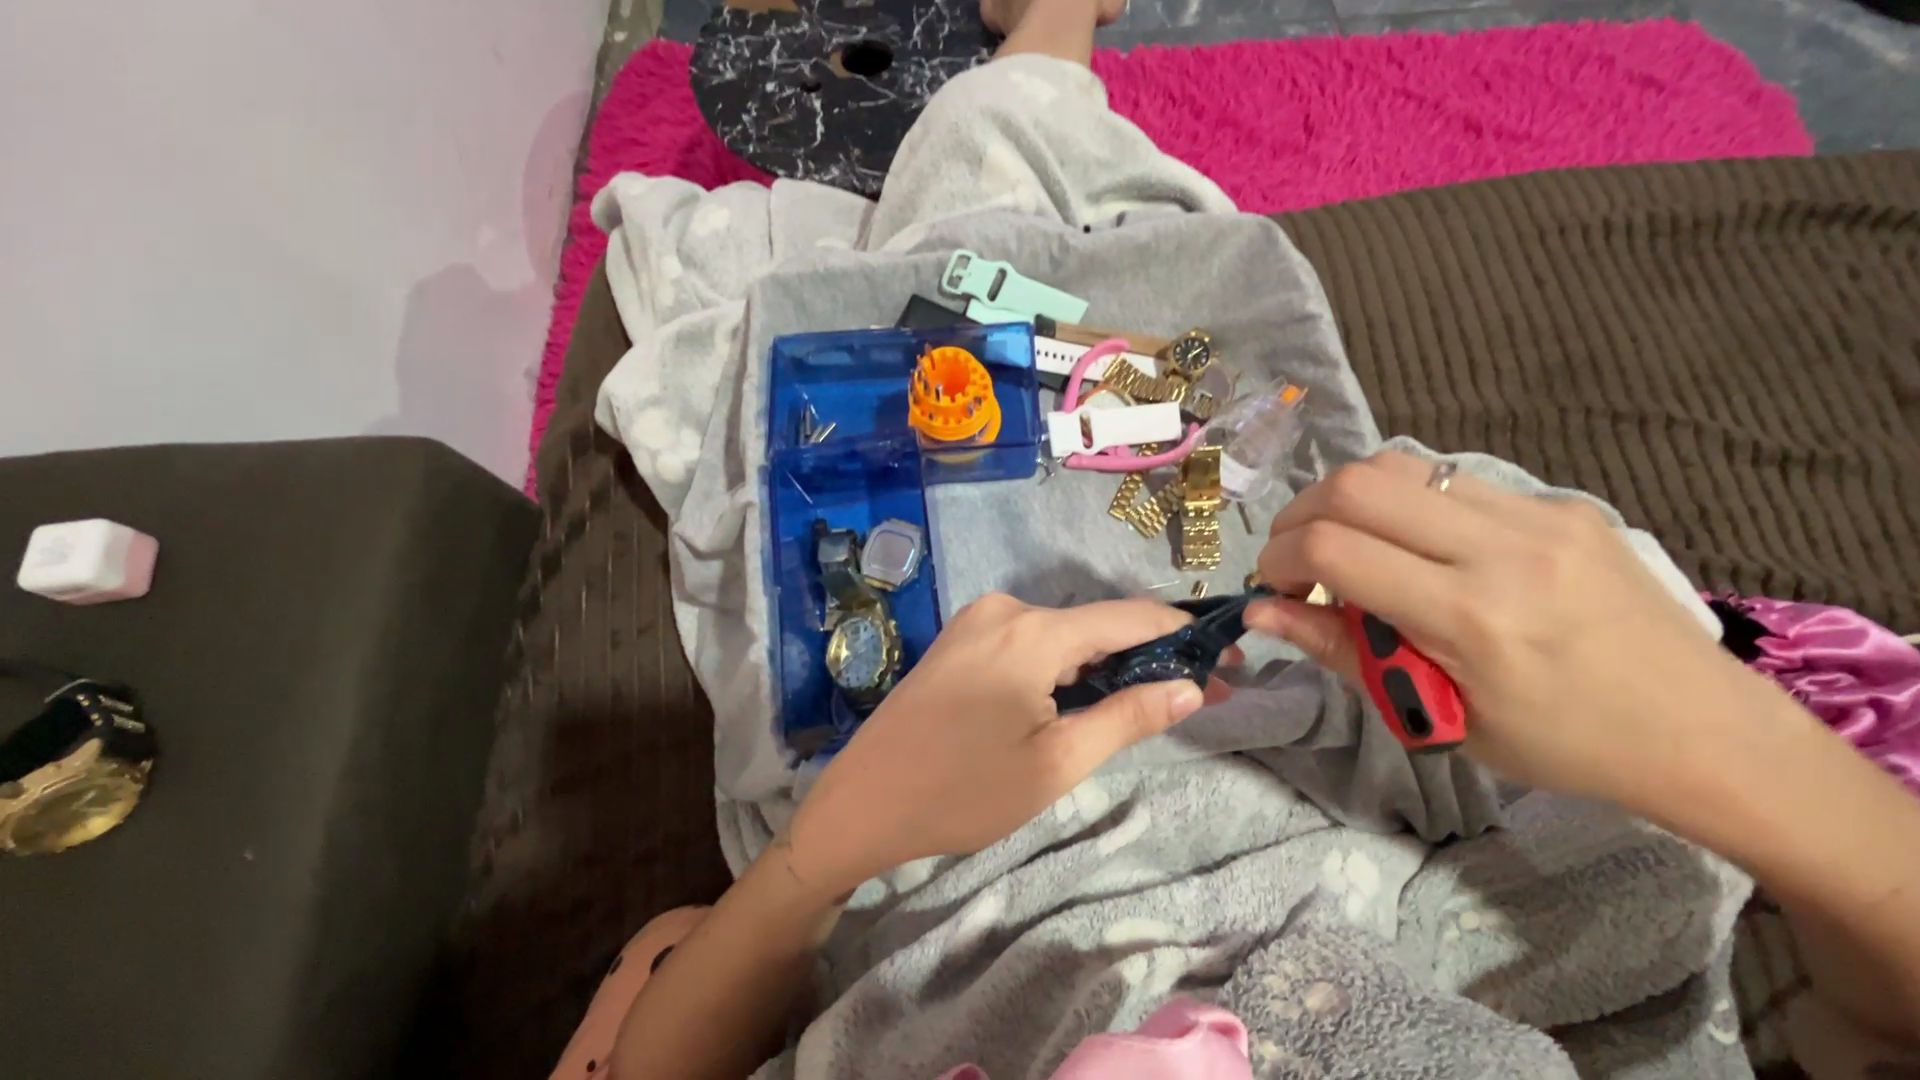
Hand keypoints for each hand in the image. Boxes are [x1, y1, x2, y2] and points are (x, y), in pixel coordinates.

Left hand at [781, 593, 1208, 894]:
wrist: (862, 802)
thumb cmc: (963, 792)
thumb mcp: (1057, 763)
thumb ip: (1128, 717)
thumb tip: (1193, 687)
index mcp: (1032, 630)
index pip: (1131, 618)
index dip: (1185, 639)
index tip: (1230, 663)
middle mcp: (1005, 608)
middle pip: (1096, 625)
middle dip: (1147, 658)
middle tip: (1196, 696)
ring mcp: (976, 620)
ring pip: (1063, 635)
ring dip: (1105, 665)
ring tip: (1146, 704)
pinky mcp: (960, 639)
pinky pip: (1029, 642)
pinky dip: (1064, 666)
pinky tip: (1079, 699)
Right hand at [1246, 451, 1761, 803]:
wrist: (1704, 731)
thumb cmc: (1562, 745)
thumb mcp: (1439, 716)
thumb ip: (1343, 651)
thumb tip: (1261, 613)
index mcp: (1471, 616)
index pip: (1334, 548)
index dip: (1280, 559)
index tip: (1274, 588)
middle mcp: (1503, 547)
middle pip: (1356, 485)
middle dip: (1299, 516)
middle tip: (1295, 559)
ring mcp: (1539, 514)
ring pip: (1399, 465)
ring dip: (1347, 499)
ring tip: (1346, 544)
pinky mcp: (1561, 504)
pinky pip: (1451, 479)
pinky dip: (1404, 503)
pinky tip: (1416, 546)